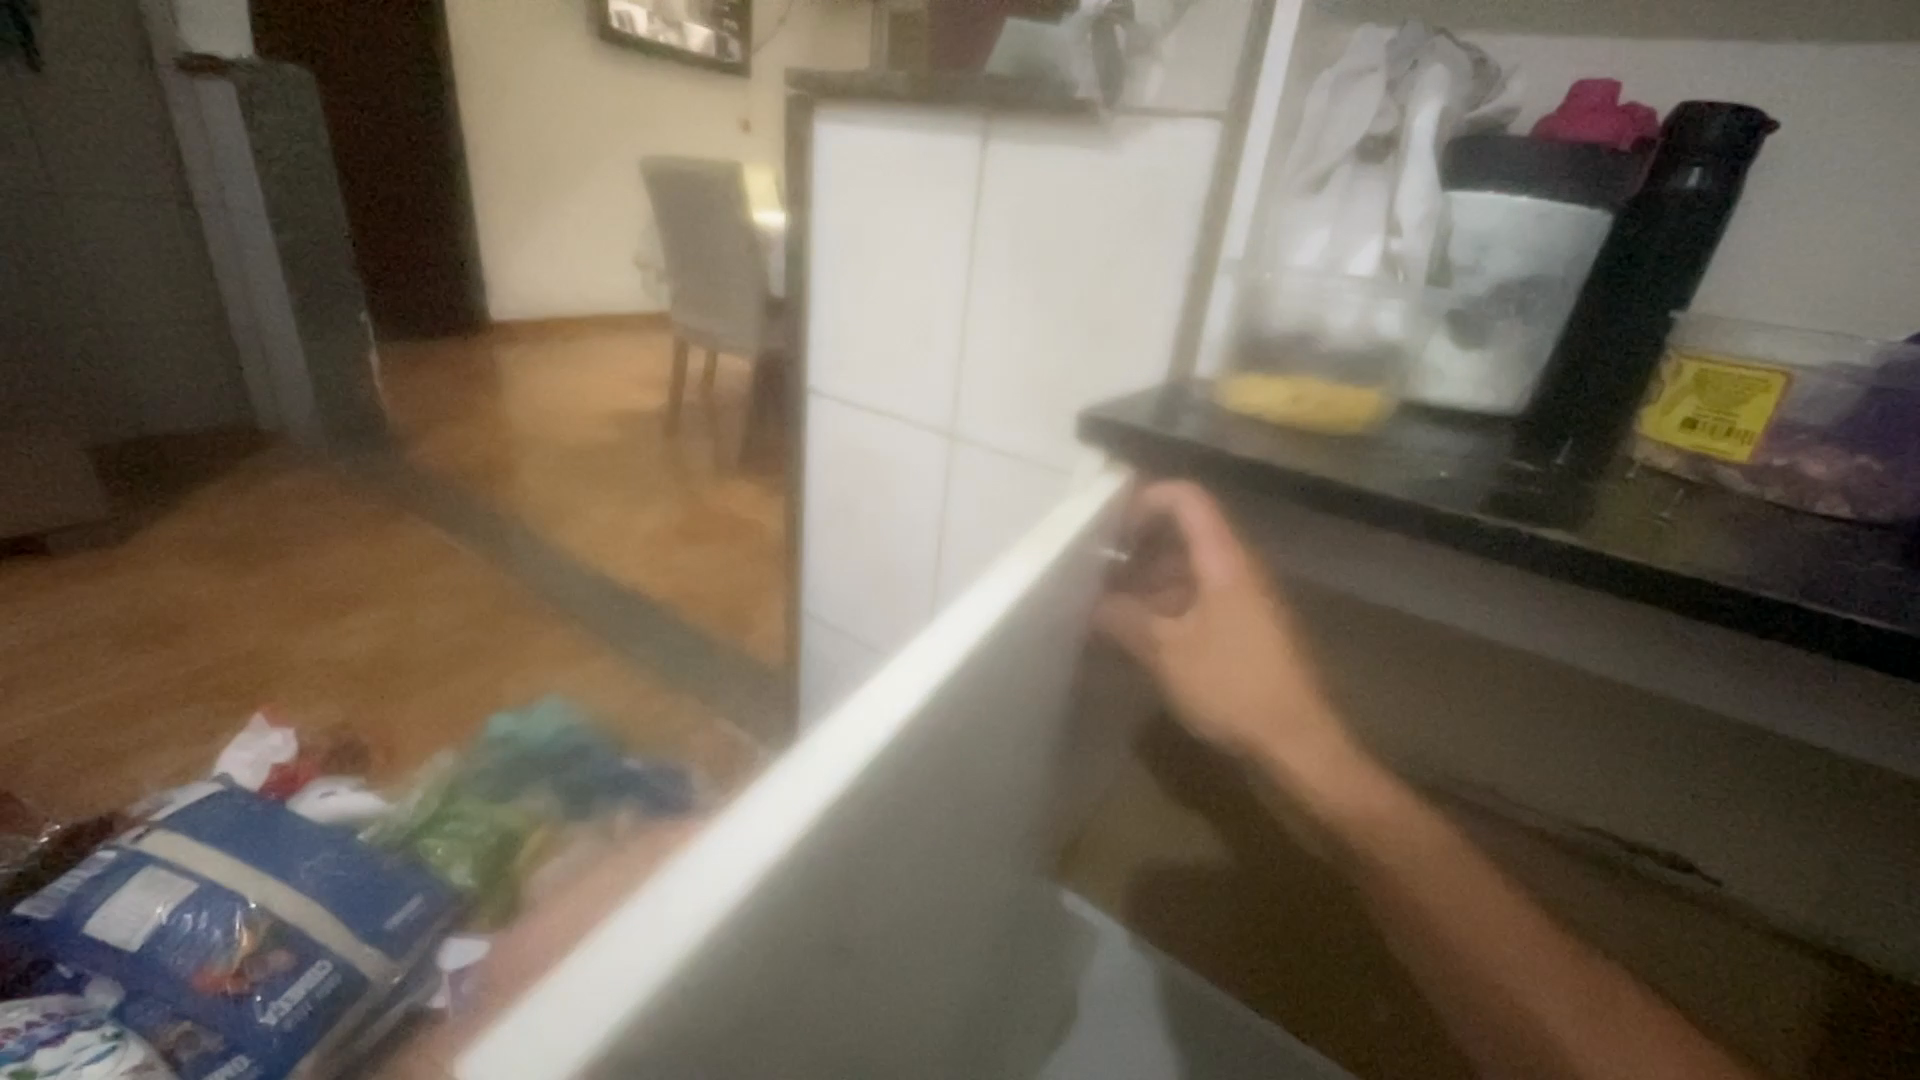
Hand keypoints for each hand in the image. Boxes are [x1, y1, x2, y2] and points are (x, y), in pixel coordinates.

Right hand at [1094, 481, 1355, 785]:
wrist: (1297, 745)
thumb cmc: (1232, 686)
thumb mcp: (1166, 651)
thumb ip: (1124, 619)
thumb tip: (1093, 603)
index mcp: (1224, 561)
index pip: (1186, 499)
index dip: (1145, 500)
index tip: (1106, 527)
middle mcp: (1237, 571)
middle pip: (1185, 536)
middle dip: (1137, 549)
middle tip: (1095, 572)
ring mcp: (1244, 603)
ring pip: (1189, 573)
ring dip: (1148, 584)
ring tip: (1106, 609)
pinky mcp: (1245, 633)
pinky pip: (1199, 604)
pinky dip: (1166, 610)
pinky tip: (1137, 638)